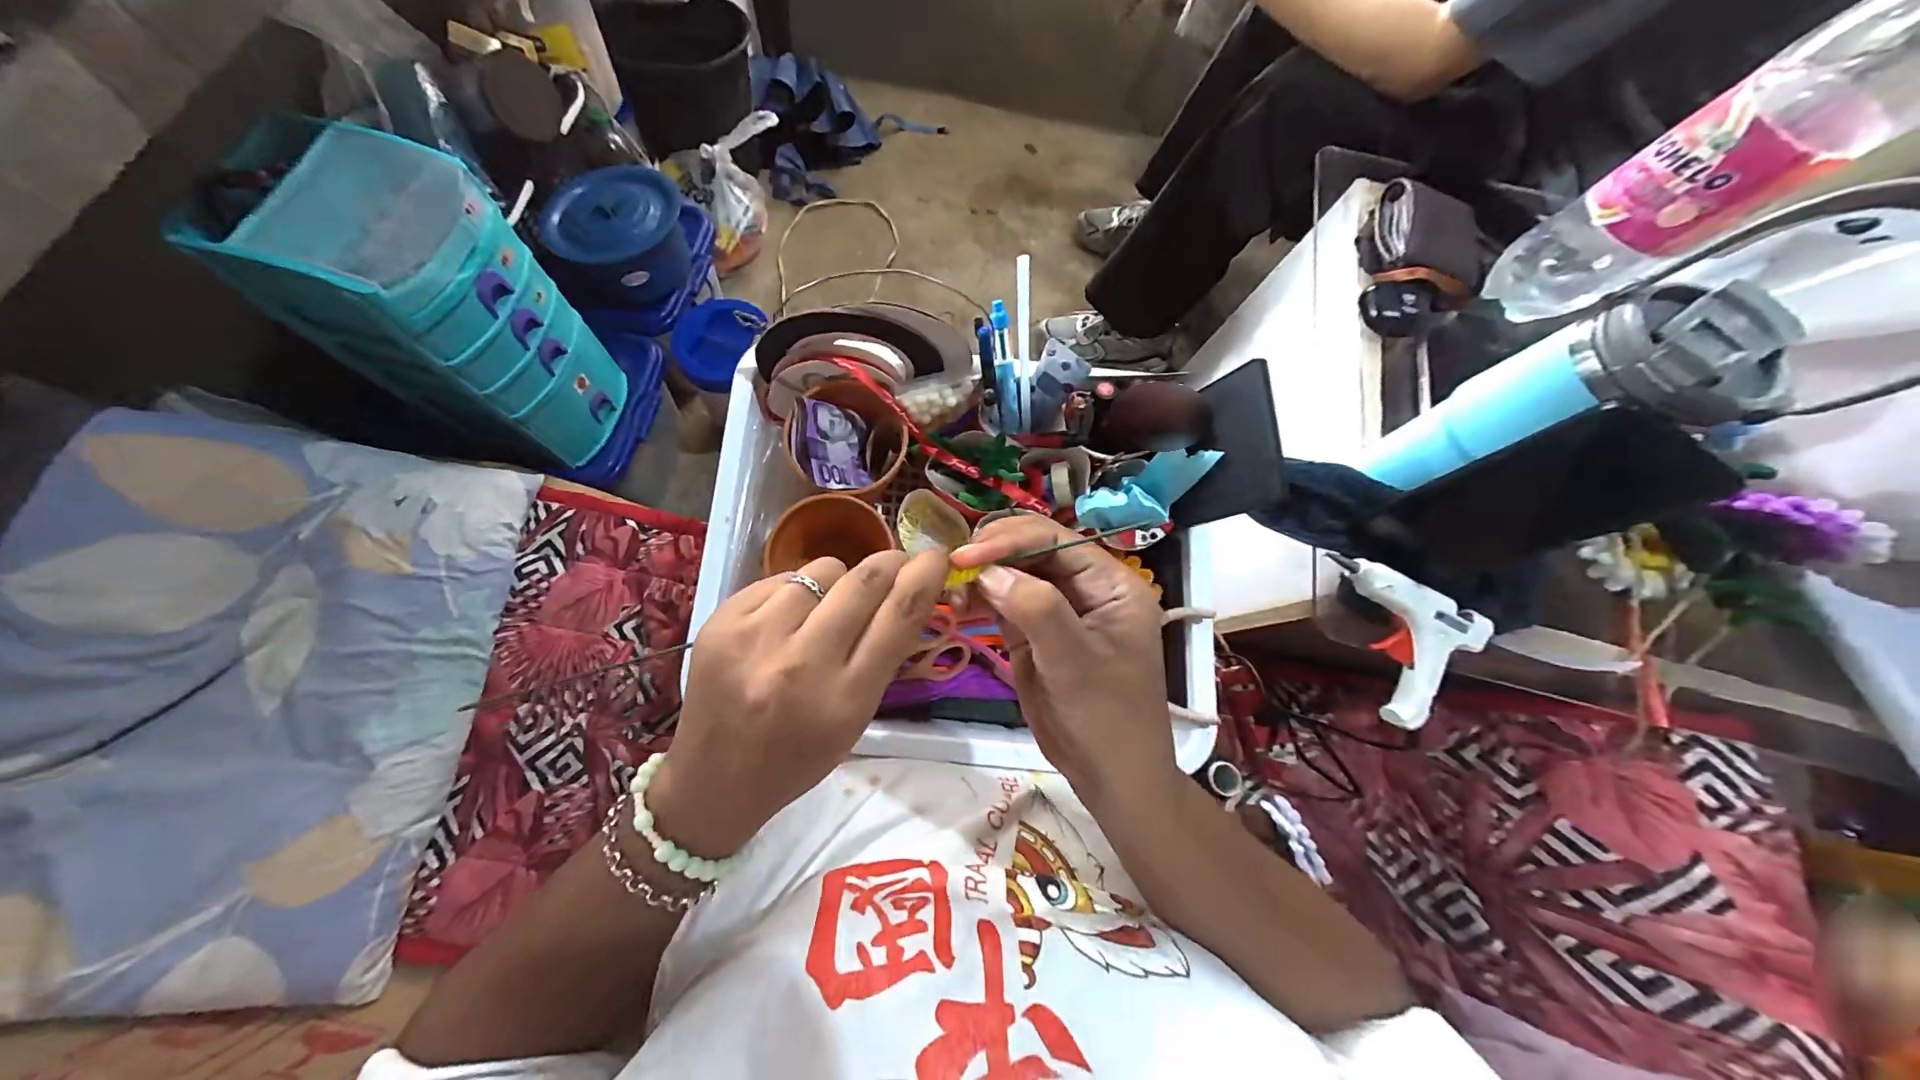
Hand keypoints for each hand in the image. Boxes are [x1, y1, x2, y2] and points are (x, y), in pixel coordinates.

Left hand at [650, 550, 948, 855]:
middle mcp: (801, 664)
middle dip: (890, 562)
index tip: (936, 556)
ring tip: (828, 606)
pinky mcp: (722, 621)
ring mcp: (755, 638)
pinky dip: (796, 590)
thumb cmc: (798, 757)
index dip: (925, 575)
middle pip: (865, 581)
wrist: (714, 778)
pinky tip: (787, 618)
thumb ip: (882, 655)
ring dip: (840, 580)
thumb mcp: (856, 718)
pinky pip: (781, 578)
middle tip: (895, 563)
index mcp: (845, 699)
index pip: (899, 616)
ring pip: (823, 569)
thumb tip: (909, 588)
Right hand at [951, 517, 1174, 805]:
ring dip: (982, 577)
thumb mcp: (1074, 659)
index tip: (968, 553)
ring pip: (1015, 576)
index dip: (1012, 540)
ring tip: (949, 586)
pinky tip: (956, 602)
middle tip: (952, 565)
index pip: (1058, 542)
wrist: (1109, 775)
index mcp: (1111, 584)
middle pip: (1034, 553)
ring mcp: (1060, 610)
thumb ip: (1035, 608)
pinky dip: (980, 600)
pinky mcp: (1036, 634)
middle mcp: (1087, 589)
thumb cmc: (1105, 715)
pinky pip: (1005, 605)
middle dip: (994, 554)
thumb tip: (988, 571)